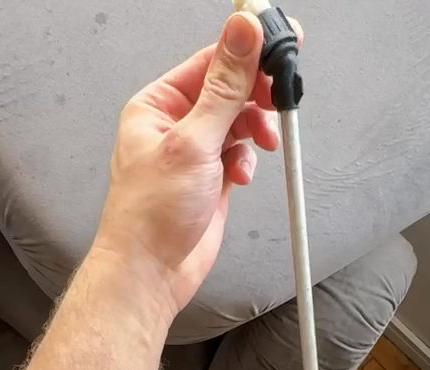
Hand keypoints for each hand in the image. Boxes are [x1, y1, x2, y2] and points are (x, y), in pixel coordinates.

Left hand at [91, 12, 284, 315]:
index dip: (247, 53)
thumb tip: (243, 34)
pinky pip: (238, 156)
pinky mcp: (209, 181)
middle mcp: (174, 127)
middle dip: (255, 97)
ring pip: (237, 123)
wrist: (150, 274)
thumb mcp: (192, 142)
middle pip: (229, 90)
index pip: (210, 62)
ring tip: (261, 143)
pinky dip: (246, 162)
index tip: (280, 48)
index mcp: (157, 106)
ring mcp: (193, 155)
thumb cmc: (149, 217)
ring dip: (254, 131)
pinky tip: (241, 175)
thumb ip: (224, 87)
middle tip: (279, 99)